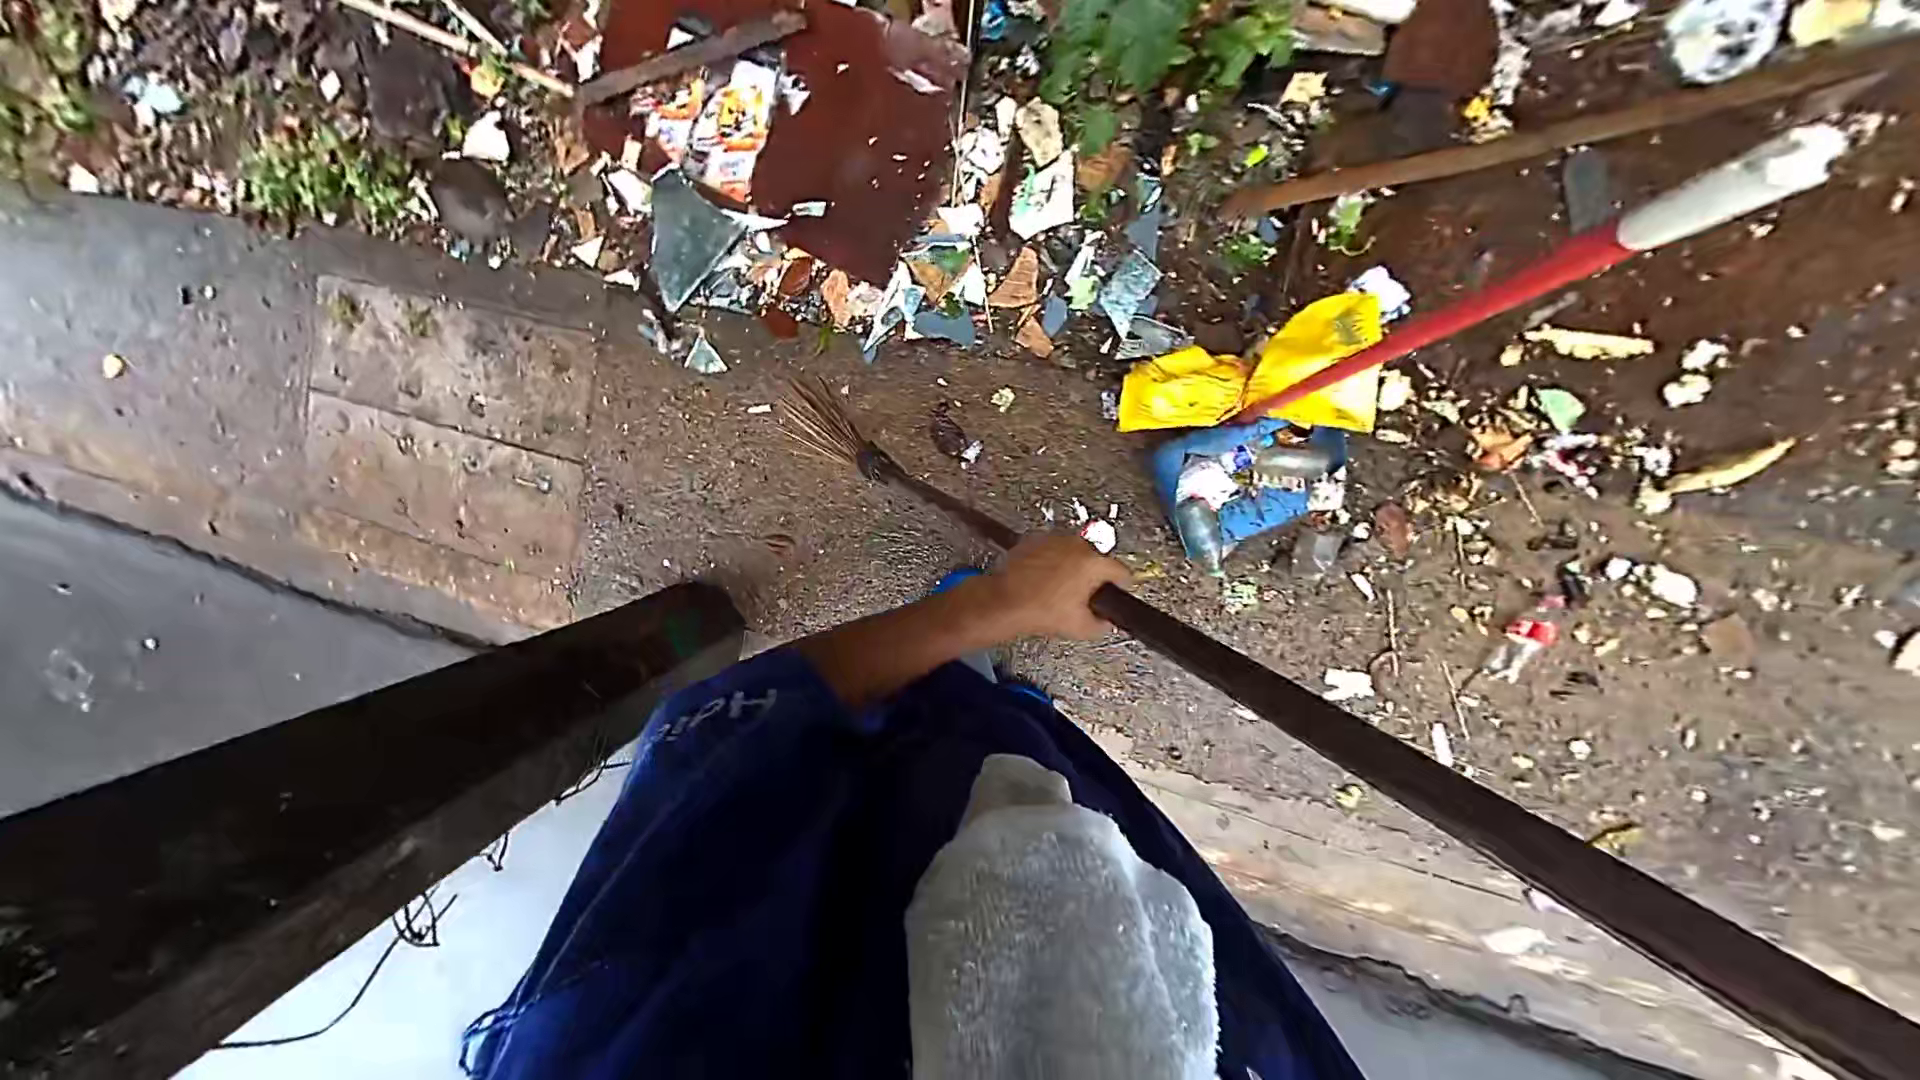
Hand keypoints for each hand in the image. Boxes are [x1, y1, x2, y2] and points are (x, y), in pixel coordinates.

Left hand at [976, 534, 1131, 640]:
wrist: (1005, 602)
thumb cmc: (1040, 610)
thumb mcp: (1082, 628)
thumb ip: (1104, 624)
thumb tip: (1105, 621)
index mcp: (1094, 563)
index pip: (1122, 571)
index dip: (1122, 585)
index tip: (1119, 589)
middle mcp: (1076, 545)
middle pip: (1096, 560)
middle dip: (1093, 576)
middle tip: (1082, 595)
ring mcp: (1054, 540)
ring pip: (1073, 553)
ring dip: (1071, 566)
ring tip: (1059, 588)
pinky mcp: (1035, 540)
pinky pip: (1052, 550)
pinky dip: (1051, 561)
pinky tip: (1044, 579)